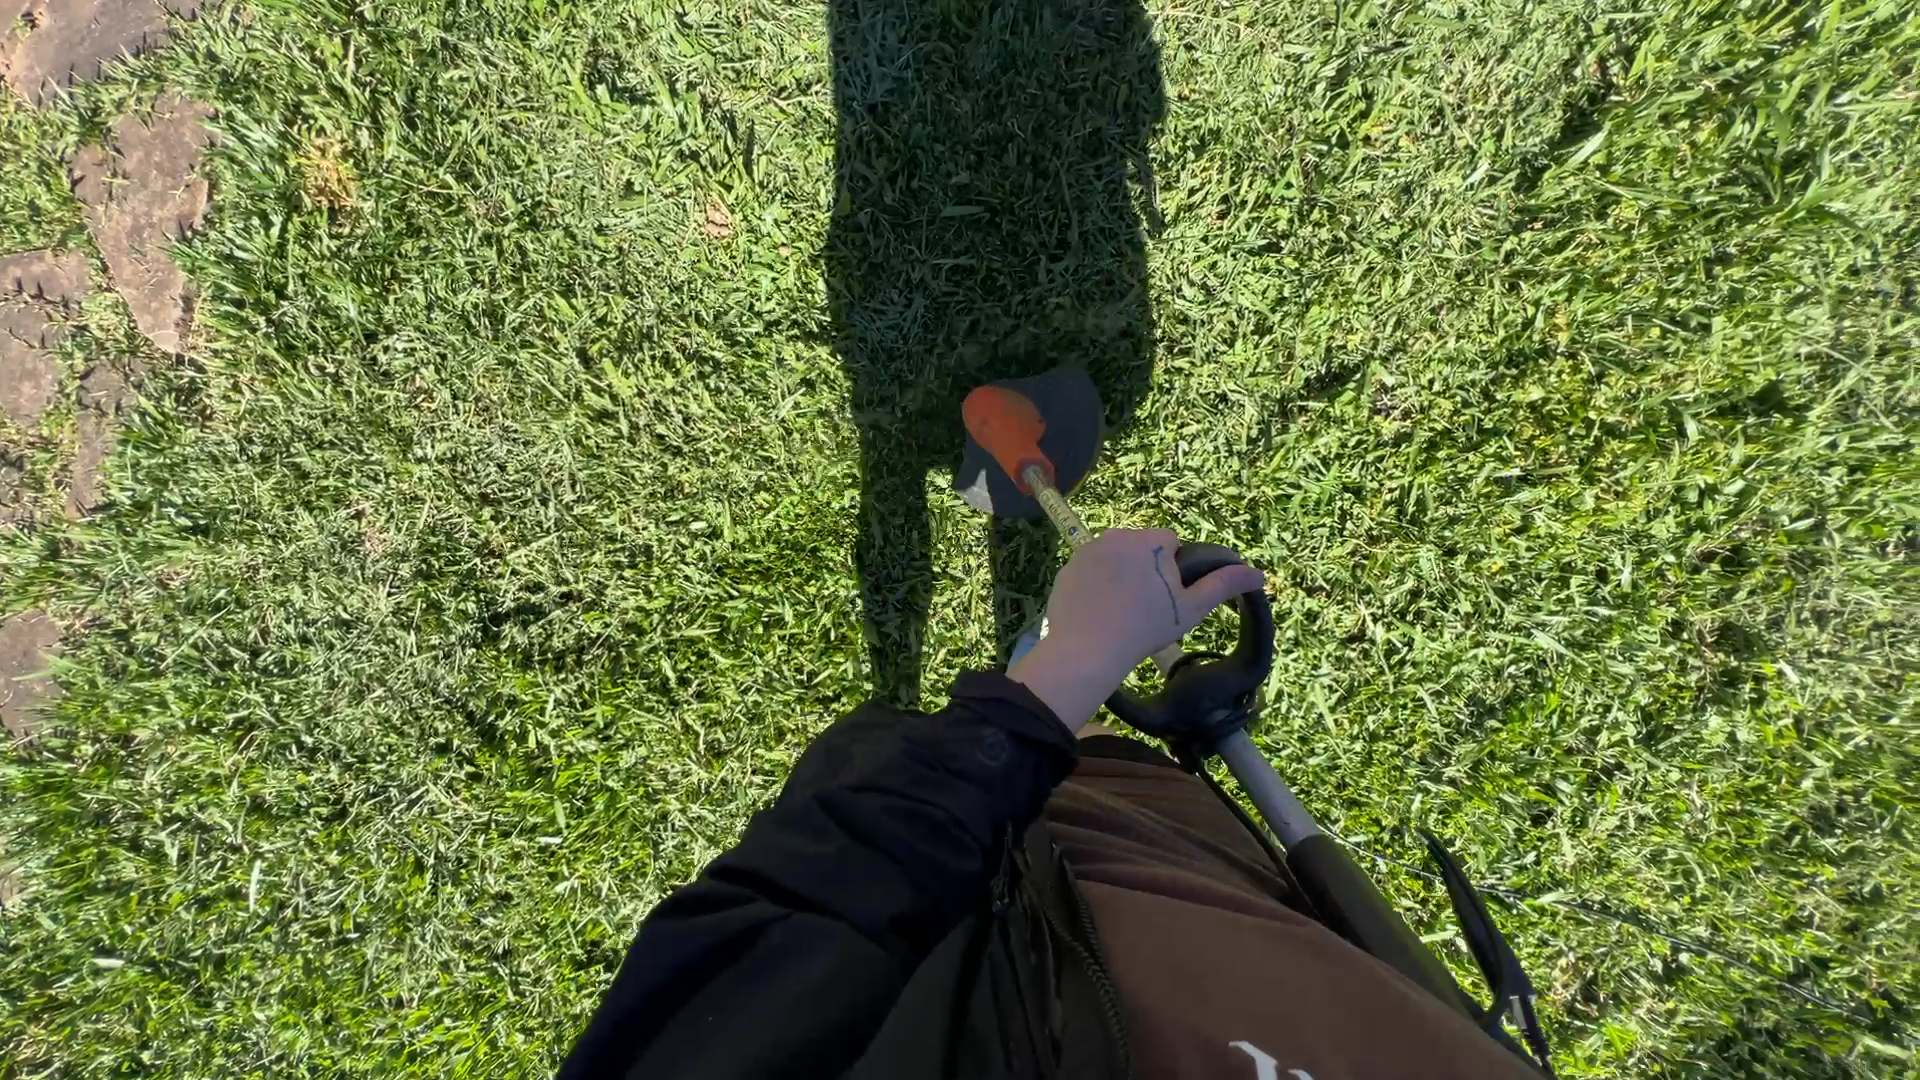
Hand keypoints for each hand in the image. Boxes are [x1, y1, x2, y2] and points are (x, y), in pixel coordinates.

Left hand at [1008, 528, 1264, 730]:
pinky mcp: (1067, 567)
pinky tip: (1098, 610)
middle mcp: (1116, 535)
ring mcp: (1087, 550)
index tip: (1166, 595)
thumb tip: (1258, 574)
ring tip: (1121, 609)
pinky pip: (1090, 570)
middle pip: (1140, 547)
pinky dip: (1095, 583)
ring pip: (1114, 557)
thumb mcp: (1191, 609)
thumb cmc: (1145, 628)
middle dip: (1145, 567)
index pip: (1169, 542)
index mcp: (1149, 541)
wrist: (1087, 648)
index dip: (1171, 568)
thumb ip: (1223, 585)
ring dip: (1120, 573)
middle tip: (1144, 605)